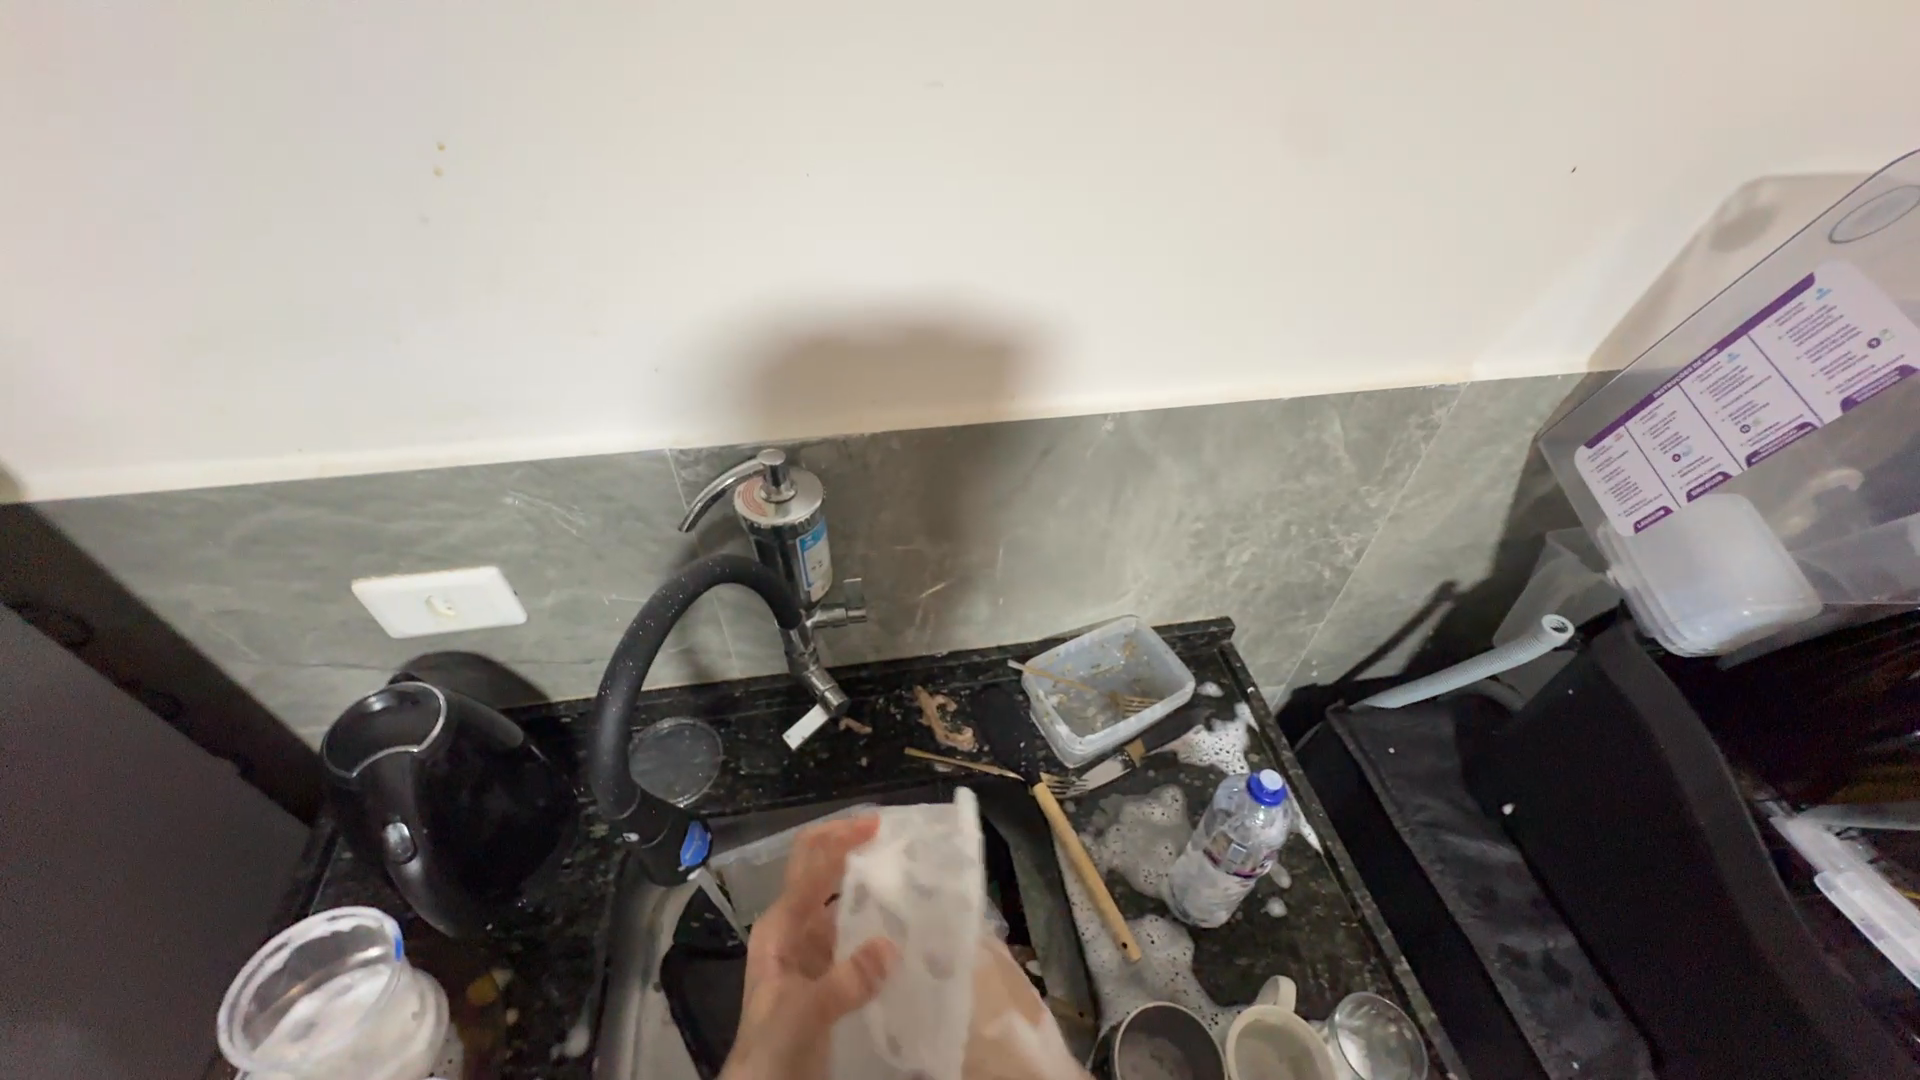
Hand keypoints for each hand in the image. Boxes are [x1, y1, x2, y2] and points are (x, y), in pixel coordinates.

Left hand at [719, 815, 898, 1079]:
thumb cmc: (770, 1048)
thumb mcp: (803, 1014)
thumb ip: (844, 981)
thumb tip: (890, 945)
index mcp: (780, 925)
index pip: (810, 864)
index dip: (840, 837)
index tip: (877, 825)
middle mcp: (793, 926)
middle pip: (821, 871)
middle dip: (852, 848)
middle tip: (894, 839)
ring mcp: (810, 948)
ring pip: (840, 900)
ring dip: (867, 883)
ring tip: (907, 874)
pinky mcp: (826, 971)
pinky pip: (852, 931)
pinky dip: (874, 919)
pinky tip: (903, 923)